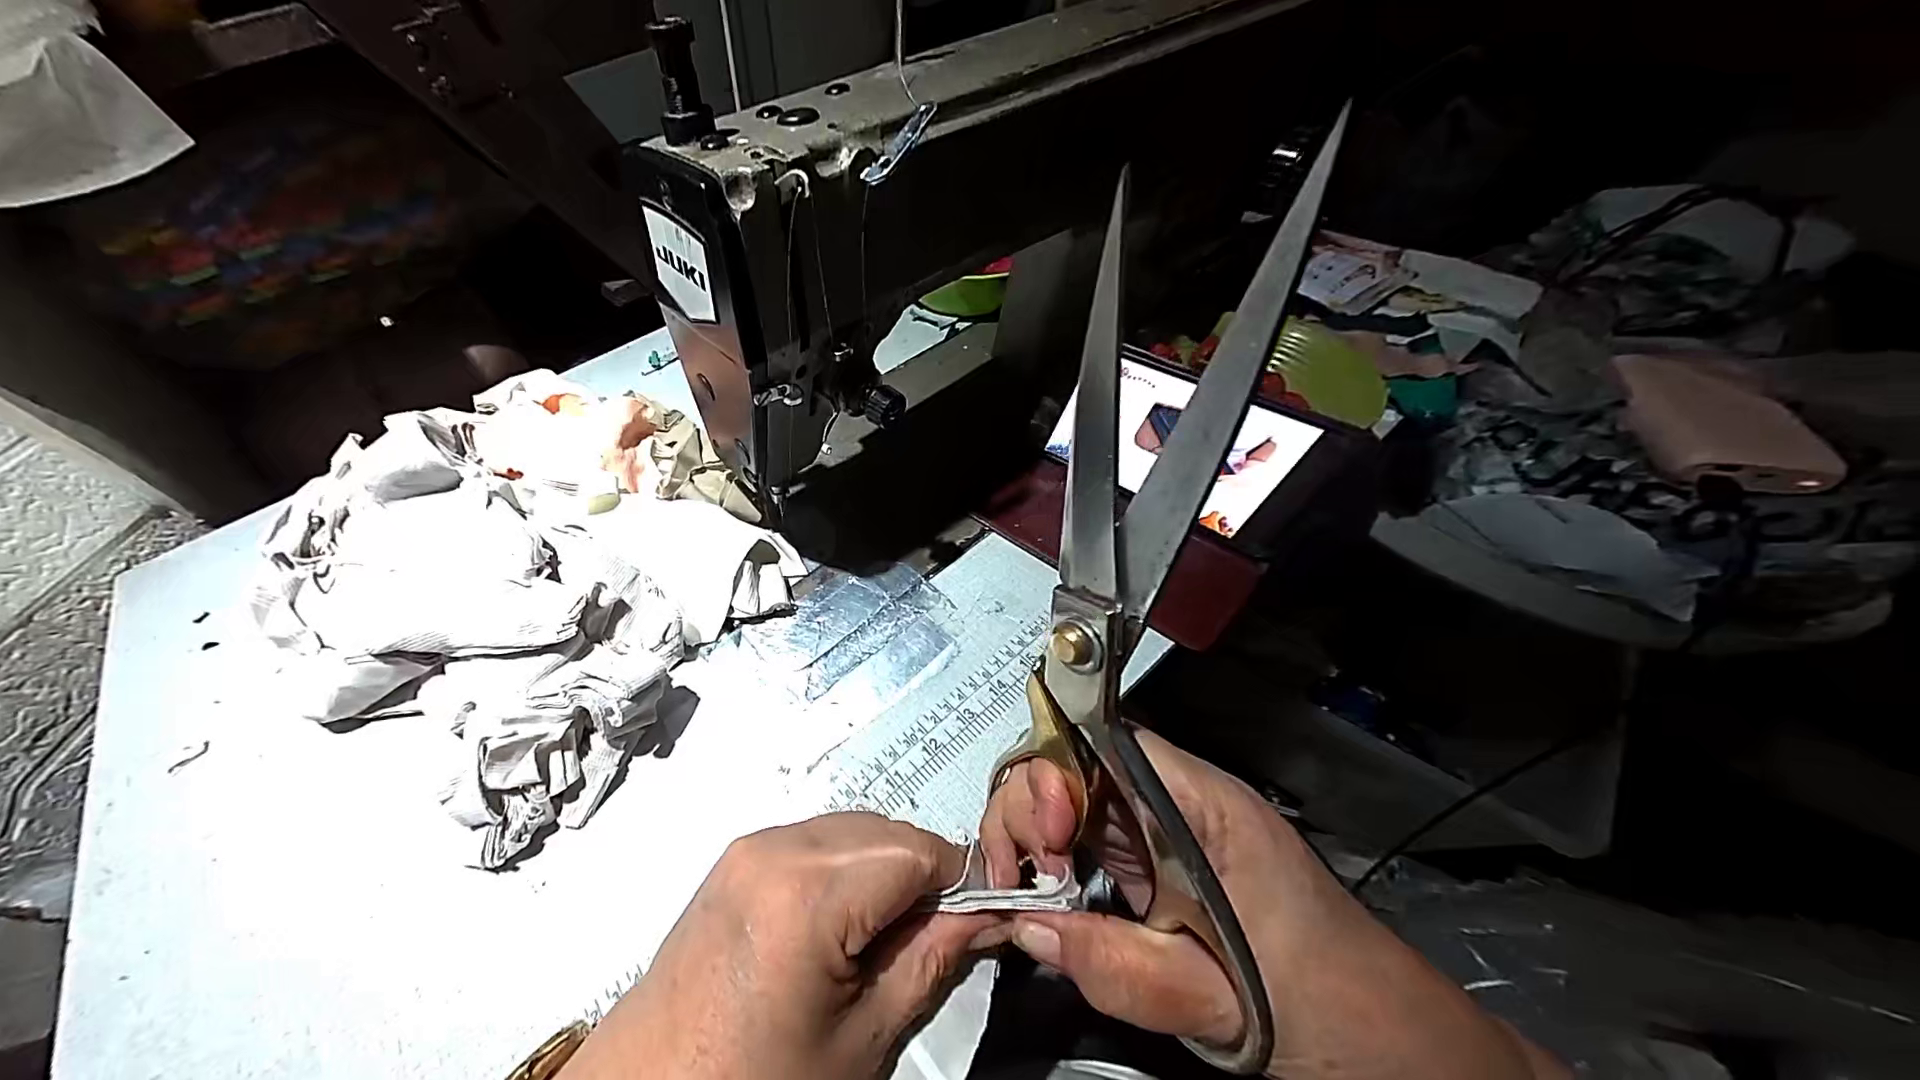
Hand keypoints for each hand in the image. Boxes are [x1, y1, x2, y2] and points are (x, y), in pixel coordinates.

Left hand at [560, 812, 1005, 1079]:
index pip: (917, 850)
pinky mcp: (739, 854)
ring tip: (882, 933)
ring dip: (886, 867)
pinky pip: (818, 838)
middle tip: (930, 935)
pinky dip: (847, 865)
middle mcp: (778, 847)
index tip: (979, 914)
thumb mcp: (863, 1038)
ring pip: (855, 829)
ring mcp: (753, 844)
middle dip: (922, 874)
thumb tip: (986, 913)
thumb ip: (933, 959)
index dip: (959, 879)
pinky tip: (842, 920)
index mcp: (809, 892)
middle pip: (886, 832)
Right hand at [980, 728, 1561, 1078]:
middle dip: (1030, 808)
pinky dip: (1049, 861)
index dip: (1059, 771)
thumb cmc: (1330, 1009)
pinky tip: (1041, 898)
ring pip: (1070, 798)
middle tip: (1021, 877)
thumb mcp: (1221, 1002)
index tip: (1047, 841)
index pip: (1111, 742)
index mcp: (1205, 807)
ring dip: (1031, 837)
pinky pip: (1083, 837)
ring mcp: (1162, 828)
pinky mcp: (1153, 858)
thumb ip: (1120, 968)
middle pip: (1075, 763)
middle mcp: (1177, 801)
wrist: (1389, 1040)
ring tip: (1025, 893)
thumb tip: (1026, 926)